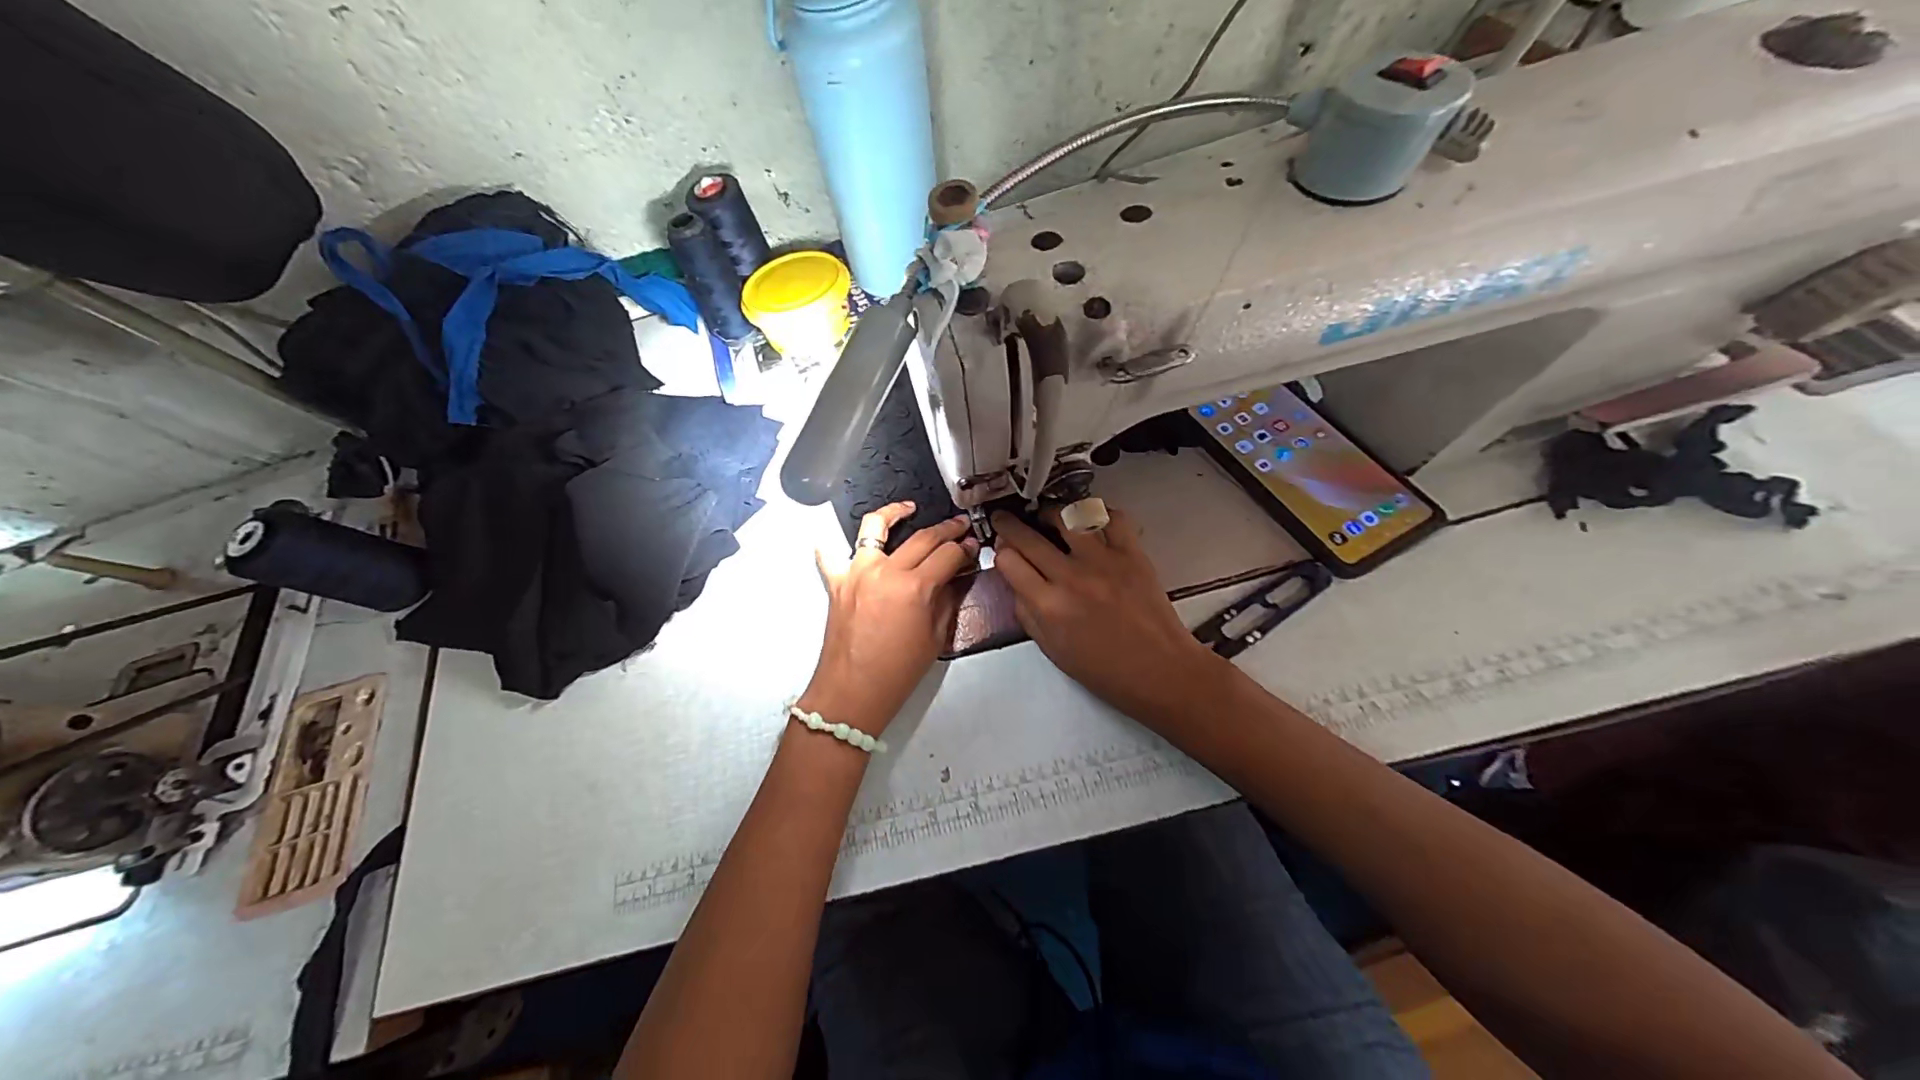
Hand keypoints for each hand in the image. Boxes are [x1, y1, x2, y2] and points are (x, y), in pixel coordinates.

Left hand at [798, 502, 978, 737]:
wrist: (853, 691)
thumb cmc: (895, 673)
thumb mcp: (935, 637)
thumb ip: (946, 600)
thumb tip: (953, 578)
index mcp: (915, 587)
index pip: (948, 555)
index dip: (966, 549)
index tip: (973, 547)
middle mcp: (886, 572)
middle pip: (923, 537)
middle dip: (947, 529)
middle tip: (959, 526)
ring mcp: (858, 573)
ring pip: (876, 527)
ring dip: (895, 513)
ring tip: (908, 509)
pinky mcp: (837, 583)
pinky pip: (832, 554)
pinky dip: (835, 543)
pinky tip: (847, 540)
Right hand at [992, 507, 1229, 723]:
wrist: (1159, 671)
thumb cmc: (1106, 670)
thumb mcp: (1052, 650)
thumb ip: (1027, 614)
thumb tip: (1015, 583)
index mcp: (1049, 606)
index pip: (1008, 562)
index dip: (1000, 552)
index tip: (1001, 549)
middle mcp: (1072, 578)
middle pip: (1028, 536)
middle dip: (1009, 525)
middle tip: (1005, 520)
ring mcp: (1104, 562)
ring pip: (1066, 516)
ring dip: (1050, 513)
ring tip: (1047, 517)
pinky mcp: (1132, 554)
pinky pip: (1112, 517)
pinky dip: (1097, 513)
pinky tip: (1089, 521)